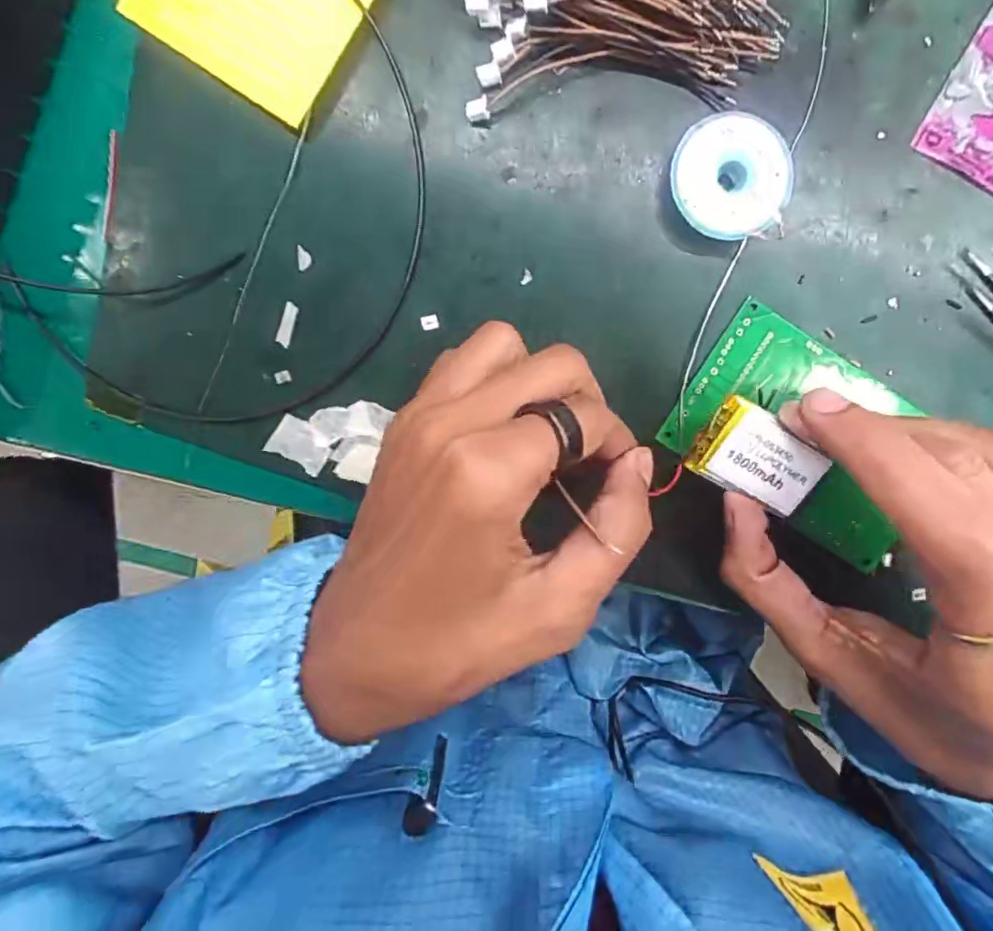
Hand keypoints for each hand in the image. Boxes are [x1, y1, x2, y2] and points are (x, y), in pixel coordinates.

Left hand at [301, 322, 655, 744]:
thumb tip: (636, 461)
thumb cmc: (458, 642)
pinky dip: (493, 379)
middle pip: (552, 362)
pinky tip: (499, 430)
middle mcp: (450, 421)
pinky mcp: (403, 420)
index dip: (616, 442)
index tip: (615, 482)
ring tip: (544, 435)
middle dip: (589, 403)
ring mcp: (419, 413)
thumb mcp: (559, 608)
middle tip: (587, 460)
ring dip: (538, 378)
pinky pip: (460, 363)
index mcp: (488, 469)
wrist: (356, 649)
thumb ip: (619, 529)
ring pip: (501, 343)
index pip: (583, 414)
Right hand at [721, 389, 992, 799]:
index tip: (815, 414)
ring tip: (854, 434)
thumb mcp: (828, 662)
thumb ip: (769, 584)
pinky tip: (907, 455)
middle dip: (884, 433)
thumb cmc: (921, 719)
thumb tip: (738, 503)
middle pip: (980, 480)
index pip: (964, 538)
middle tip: (813, 419)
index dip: (886, 460)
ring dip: (915, 431)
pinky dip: (950, 445)